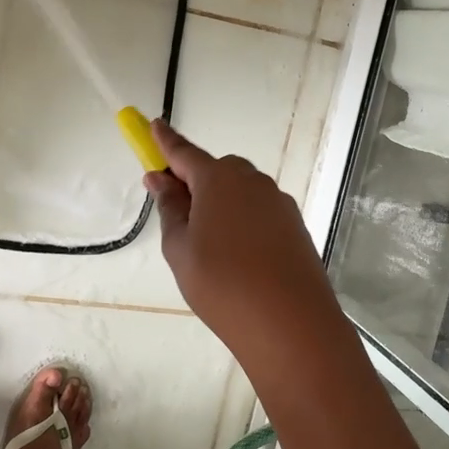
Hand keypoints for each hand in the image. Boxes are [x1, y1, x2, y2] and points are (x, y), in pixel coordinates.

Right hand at [144, 119, 343, 353]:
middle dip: (196, 183)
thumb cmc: (222, 284)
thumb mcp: (180, 248)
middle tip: (178, 214)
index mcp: (218, 179)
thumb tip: (160, 178)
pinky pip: (259, 213)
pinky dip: (243, 224)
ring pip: (241, 193)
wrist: (290, 323)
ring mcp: (278, 202)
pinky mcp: (295, 226)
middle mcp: (252, 181)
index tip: (153, 124)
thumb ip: (170, 208)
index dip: (165, 141)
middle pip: (217, 171)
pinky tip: (239, 259)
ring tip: (210, 250)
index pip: (185, 153)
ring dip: (222, 206)